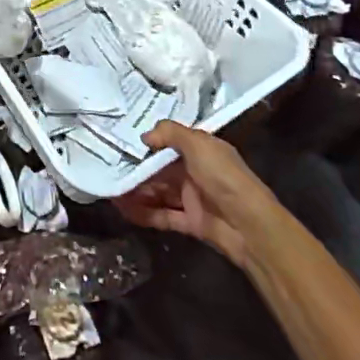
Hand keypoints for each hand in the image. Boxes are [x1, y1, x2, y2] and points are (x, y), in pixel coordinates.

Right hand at [112, 120, 276, 264]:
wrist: (249, 225)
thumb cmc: (223, 176)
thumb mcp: (198, 145)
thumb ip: (170, 134)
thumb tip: (145, 136)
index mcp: (201, 150)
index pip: (170, 144)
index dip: (148, 145)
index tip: (124, 145)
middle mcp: (196, 172)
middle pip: (161, 170)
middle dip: (138, 171)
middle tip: (110, 171)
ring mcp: (193, 198)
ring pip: (160, 192)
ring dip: (137, 192)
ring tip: (111, 191)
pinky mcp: (190, 223)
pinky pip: (163, 215)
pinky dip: (144, 213)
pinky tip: (124, 210)